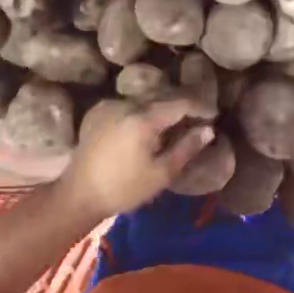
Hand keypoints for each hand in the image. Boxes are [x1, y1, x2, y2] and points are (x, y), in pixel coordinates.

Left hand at [55, 97, 213, 219]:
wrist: (78, 195)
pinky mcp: (97, 113)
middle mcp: (126, 103)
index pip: (181, 102)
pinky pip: (127, 106)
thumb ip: (187, 147)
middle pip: (162, 97)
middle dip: (182, 106)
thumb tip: (208, 129)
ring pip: (144, 100)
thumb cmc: (124, 189)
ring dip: (161, 109)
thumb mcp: (162, 173)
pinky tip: (147, 128)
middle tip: (199, 120)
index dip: (201, 106)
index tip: (215, 115)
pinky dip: (142, 112)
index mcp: (143, 118)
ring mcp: (109, 106)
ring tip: (174, 125)